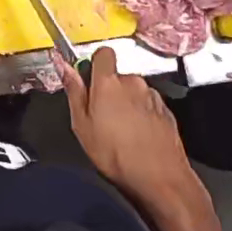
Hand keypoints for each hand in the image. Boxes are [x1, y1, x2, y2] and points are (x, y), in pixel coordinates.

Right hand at [56, 46, 205, 217]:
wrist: (159, 177)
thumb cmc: (114, 153)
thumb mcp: (81, 124)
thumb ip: (74, 92)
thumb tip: (65, 67)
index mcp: (109, 82)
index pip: (103, 53)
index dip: (95, 64)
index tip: (88, 81)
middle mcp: (134, 83)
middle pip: (117, 76)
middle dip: (108, 90)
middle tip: (100, 116)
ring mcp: (153, 96)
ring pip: (133, 92)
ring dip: (125, 103)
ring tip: (119, 131)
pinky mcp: (166, 111)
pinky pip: (147, 105)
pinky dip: (140, 115)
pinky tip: (136, 136)